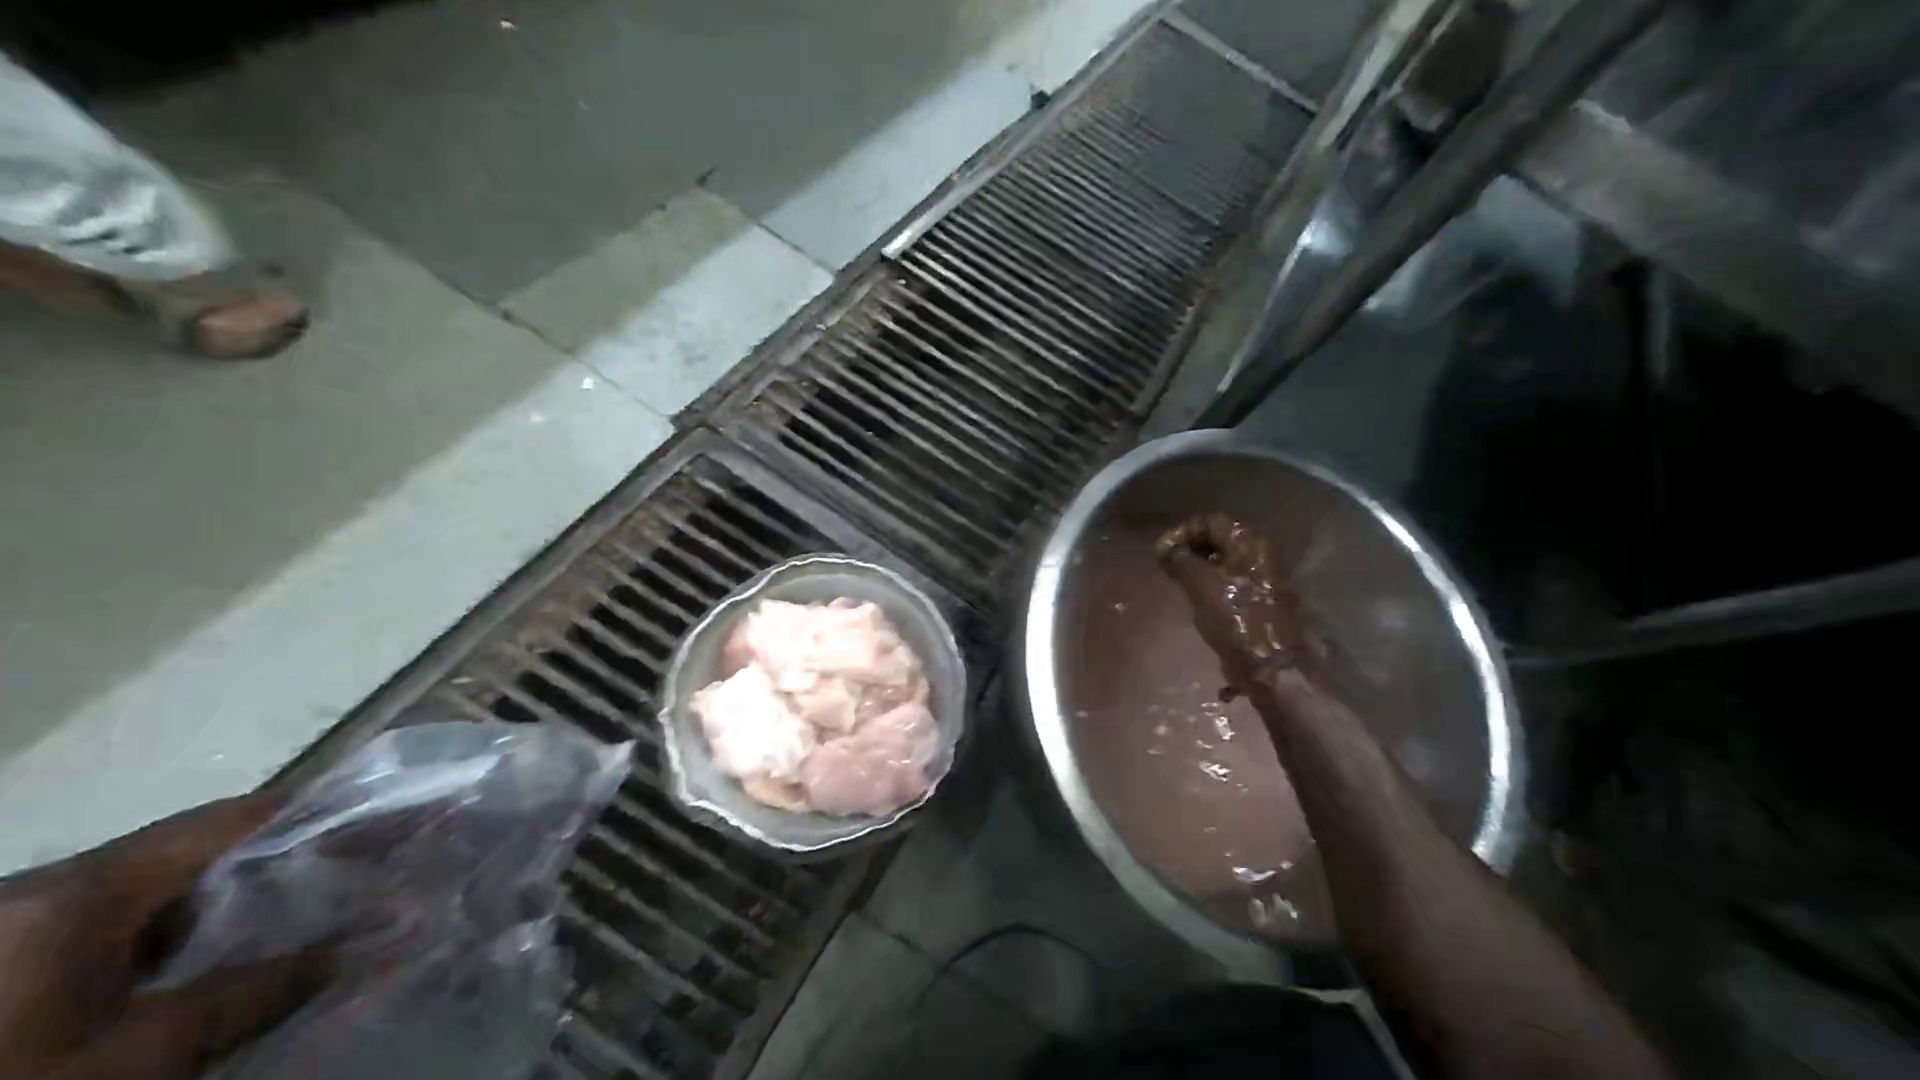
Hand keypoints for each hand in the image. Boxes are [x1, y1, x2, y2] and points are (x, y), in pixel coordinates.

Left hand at [0, 795, 329, 1079]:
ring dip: (230, 901)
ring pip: (156, 889)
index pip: (234, 819)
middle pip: (197, 849)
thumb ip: (251, 996)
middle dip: (282, 859)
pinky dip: (175, 933)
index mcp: (84, 890)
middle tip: (352, 874)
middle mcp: (48, 888)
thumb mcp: (134, 1062)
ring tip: (295, 920)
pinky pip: (113, 925)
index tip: (383, 814)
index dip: (317, 809)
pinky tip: (205, 964)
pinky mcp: (3, 959)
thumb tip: (356, 953)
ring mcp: (17, 924)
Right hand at [1156, 514, 1318, 692]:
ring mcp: (1265, 576)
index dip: (1183, 531)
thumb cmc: (1234, 619)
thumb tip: (1164, 547)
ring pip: (1226, 559)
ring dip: (1200, 565)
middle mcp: (1262, 553)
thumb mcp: (1199, 585)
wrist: (1270, 665)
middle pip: (1220, 538)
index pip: (1211, 521)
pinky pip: (1232, 578)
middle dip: (1191, 547)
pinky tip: (1197, 596)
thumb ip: (1179, 560)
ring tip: (1178, 580)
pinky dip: (1212, 580)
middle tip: (1168, 563)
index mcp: (1250, 543)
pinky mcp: (1262, 597)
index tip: (1163, 550)